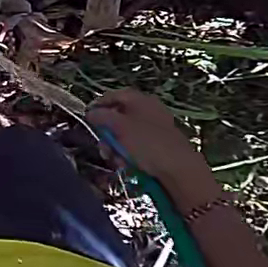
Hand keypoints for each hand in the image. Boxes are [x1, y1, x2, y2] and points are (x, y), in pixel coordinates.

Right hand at [88, 89, 220, 209]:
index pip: (113, 96)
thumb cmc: (147, 143)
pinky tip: (127, 166)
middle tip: (104, 148)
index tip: (87, 119)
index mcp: (140, 99)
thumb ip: (102, 117)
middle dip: (108, 134)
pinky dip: (129, 154)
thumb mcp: (119, 127)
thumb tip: (91, 113)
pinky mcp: (160, 144)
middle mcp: (149, 110)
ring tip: (117, 161)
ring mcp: (156, 127)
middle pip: (119, 117)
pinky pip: (137, 145)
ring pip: (126, 134)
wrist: (180, 170)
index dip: (98, 105)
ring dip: (116, 147)